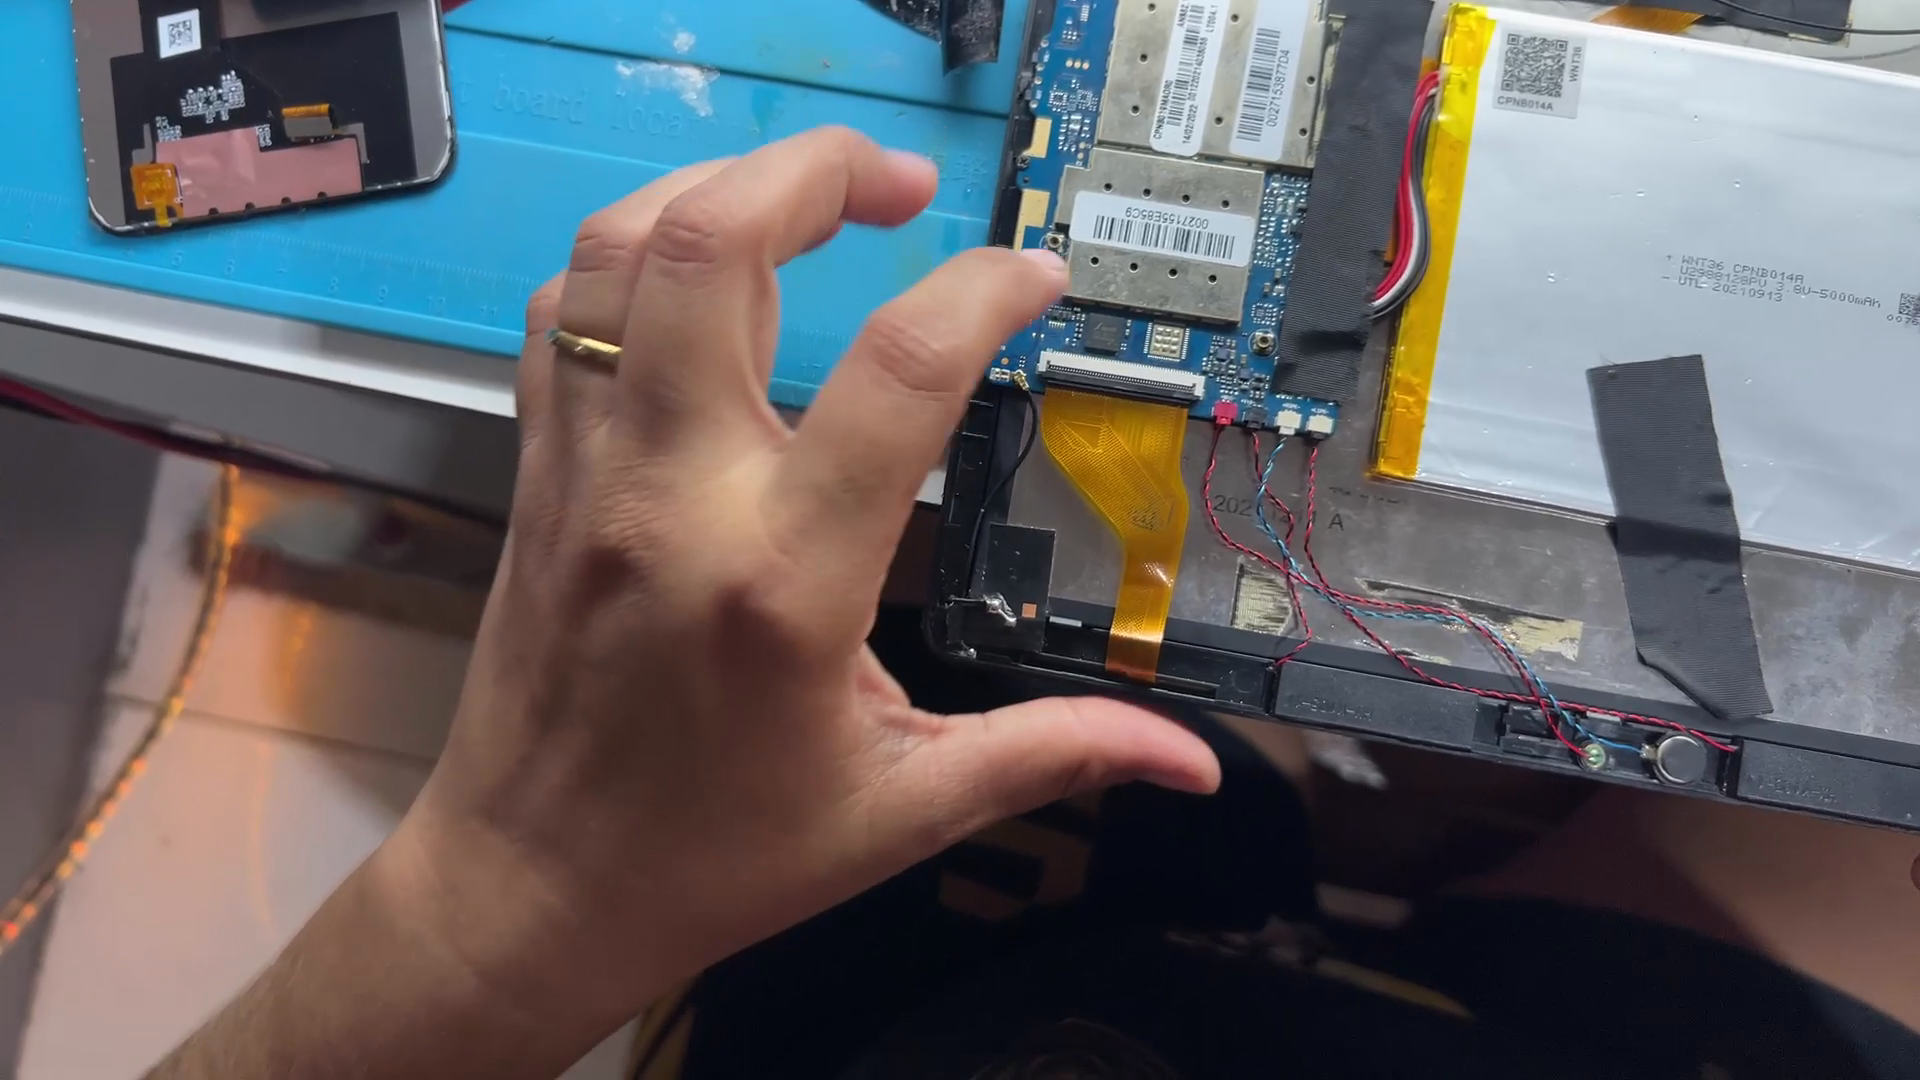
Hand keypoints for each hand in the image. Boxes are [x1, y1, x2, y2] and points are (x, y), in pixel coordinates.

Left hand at [384, 128, 1219, 1057]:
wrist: (533, 887)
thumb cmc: (725, 853)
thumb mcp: (906, 809)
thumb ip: (1056, 753)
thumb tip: (1191, 762)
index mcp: (787, 580)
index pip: (899, 376)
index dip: (983, 296)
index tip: (1036, 279)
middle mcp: (675, 497)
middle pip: (715, 250)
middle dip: (817, 172)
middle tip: (903, 181)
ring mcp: (589, 472)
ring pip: (624, 257)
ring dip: (721, 190)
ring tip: (809, 198)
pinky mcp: (543, 473)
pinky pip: (569, 312)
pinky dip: (643, 255)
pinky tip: (708, 273)